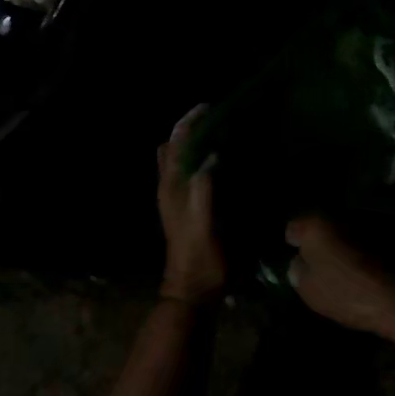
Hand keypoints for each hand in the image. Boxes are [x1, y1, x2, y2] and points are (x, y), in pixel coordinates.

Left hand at [158, 105, 222, 304]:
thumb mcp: (203, 223)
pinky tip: (224, 164)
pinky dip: (202, 161)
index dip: (188, 123)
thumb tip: (212, 156)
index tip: (208, 106)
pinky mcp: (187, 208)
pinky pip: (190, 174)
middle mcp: (170, 187)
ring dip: (195, 144)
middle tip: (217, 119)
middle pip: (172, 147)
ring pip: (180, 160)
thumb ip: (203, 190)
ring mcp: (177, 198)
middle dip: (190, 129)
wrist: (192, 289)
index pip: (174, 143)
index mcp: (171, 187)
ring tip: (223, 135)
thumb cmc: (200, 258)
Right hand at [285, 217, 394, 333]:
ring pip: (348, 228)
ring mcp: (369, 218)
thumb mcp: (309, 291)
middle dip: (323, 239)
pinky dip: (368, 246)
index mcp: (316, 224)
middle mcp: (341, 213)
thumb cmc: (349, 294)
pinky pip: (371, 235)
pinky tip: (373, 266)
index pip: (294, 228)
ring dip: (347, 241)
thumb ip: (297, 270)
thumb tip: (299, 261)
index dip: (295, 243)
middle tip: (325, 261)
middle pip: (324, 224)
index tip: (299, 256)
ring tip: (352, 265)